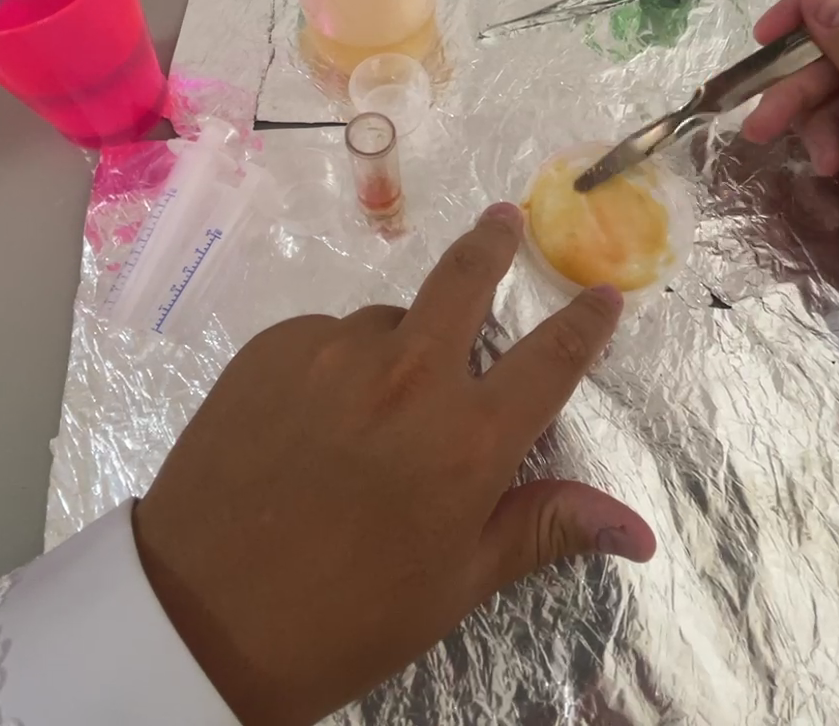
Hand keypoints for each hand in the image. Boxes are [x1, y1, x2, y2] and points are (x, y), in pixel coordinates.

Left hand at [132, 204, 656, 725]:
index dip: (585, 322)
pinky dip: (335, 362)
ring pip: (389, 320)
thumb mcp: (457, 580)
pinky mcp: (275, 345)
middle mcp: (408, 374)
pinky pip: (326, 336)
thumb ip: (546, 527)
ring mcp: (334, 349)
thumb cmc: (347, 614)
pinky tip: (309, 414)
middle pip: (465, 278)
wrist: (197, 619)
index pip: (551, 359)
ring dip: (399, 344)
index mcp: (467, 438)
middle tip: (503, 219)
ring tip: (370, 407)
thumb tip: (640, 533)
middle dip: (494, 242)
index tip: (604, 293)